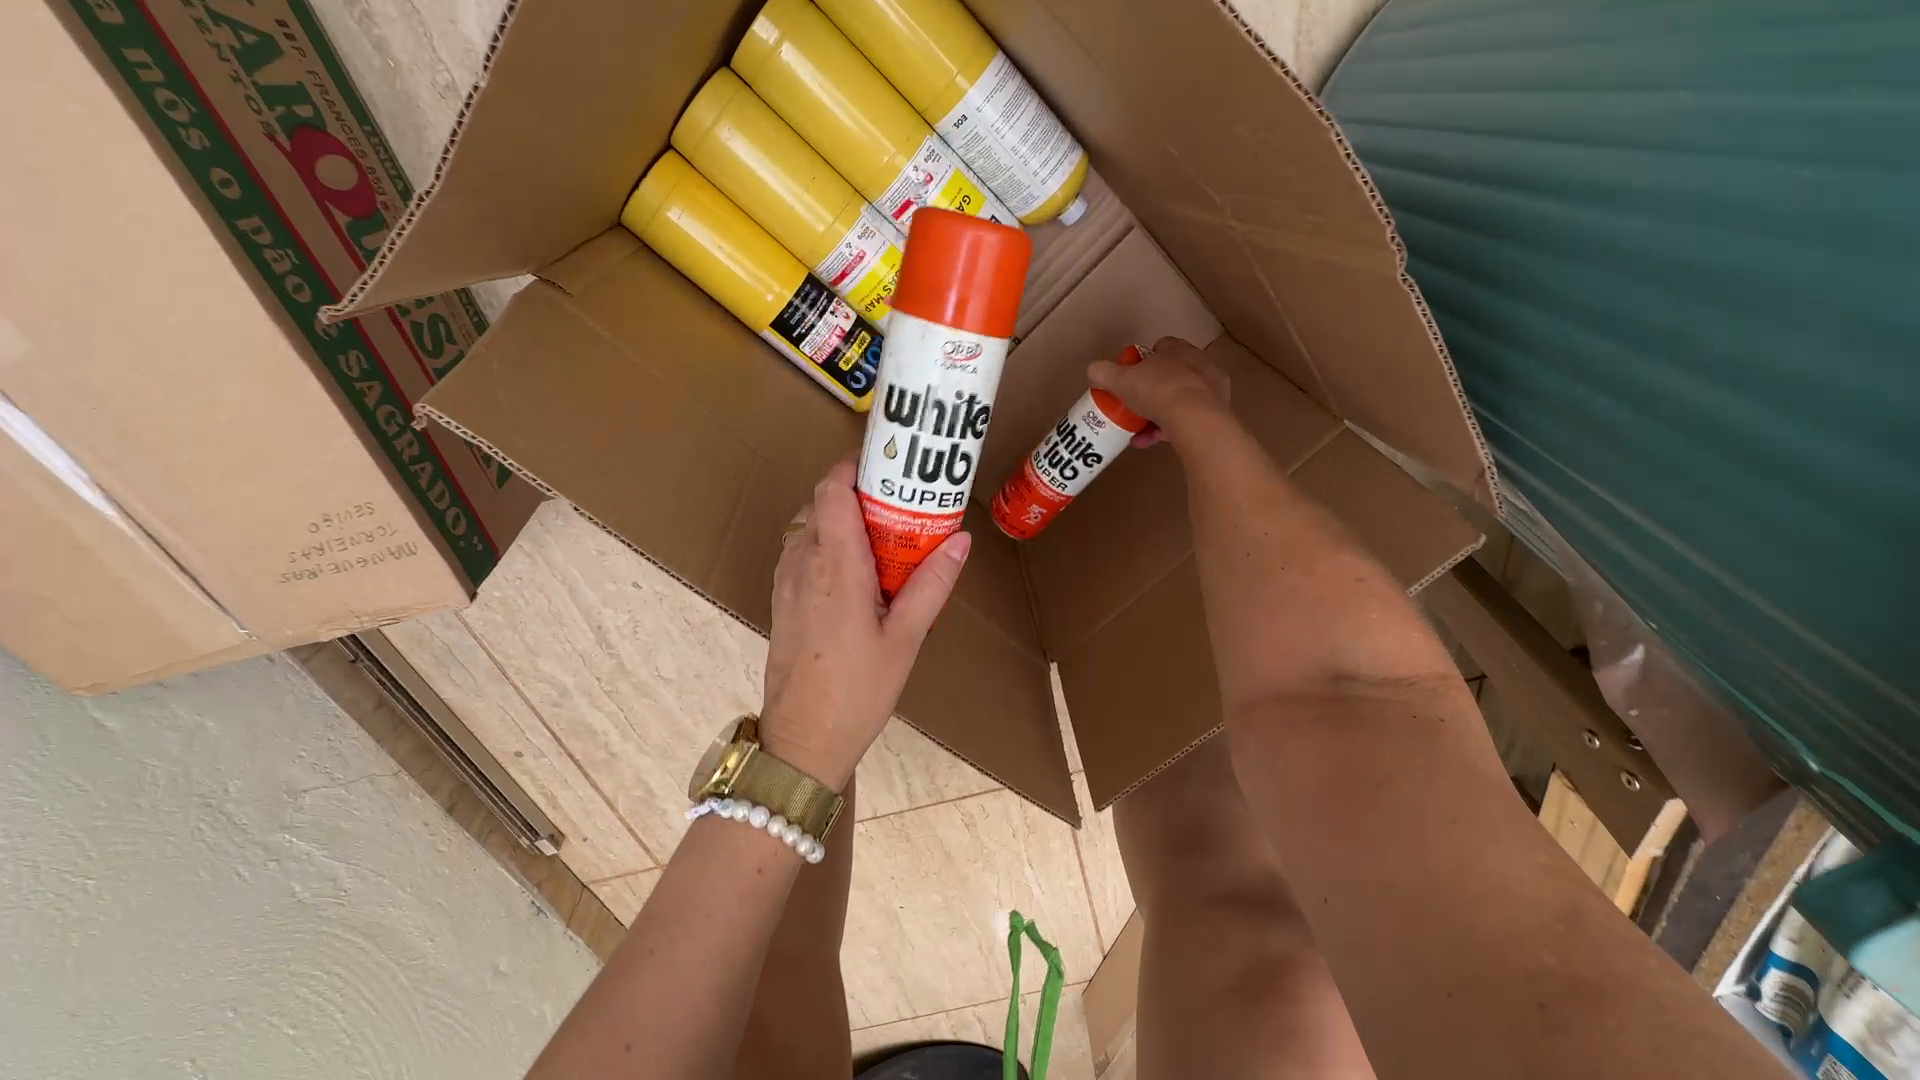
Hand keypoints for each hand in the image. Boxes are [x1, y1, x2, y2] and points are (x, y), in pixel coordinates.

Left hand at [760, 458, 971, 788]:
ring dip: (840, 521)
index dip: (853, 467)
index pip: (831, 489)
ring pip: (808, 528)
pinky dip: (826, 546)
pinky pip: (801, 554)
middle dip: (856, 495)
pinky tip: (857, 575)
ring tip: (883, 538)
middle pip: (820, 504)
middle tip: (899, 506)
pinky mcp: (781, 602)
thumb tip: (961, 540)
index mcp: (834, 563)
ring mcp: (785, 582)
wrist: (803, 740)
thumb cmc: (858, 689)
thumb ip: (932, 584)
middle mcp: (802, 563)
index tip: (887, 467)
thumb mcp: (906, 638)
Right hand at [1087, 336, 1229, 448]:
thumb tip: (1093, 370)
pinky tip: (1157, 441)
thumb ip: (1105, 373)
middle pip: (1173, 373)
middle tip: (1138, 406)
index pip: (1161, 346)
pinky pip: (1192, 416)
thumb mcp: (1121, 381)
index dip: (1146, 360)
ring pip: (1183, 397)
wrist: (1194, 417)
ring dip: (1163, 413)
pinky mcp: (1220, 409)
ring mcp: (1212, 386)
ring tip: (1143, 433)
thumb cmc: (1156, 390)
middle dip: (1155, 390)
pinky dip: (1174, 428)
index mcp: (1176, 349)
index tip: (1134, 377)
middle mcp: (1199, 362)